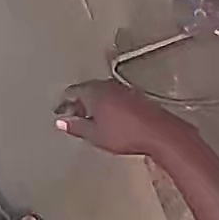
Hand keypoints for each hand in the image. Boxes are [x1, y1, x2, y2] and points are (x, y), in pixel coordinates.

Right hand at [53, 80, 194, 157]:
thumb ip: (76, 126)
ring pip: (100, 93)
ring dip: (92, 104)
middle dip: (77, 103)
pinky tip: (108, 118)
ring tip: (89, 119)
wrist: (158, 132)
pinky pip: (113, 97)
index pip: (71, 92)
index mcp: (93, 91)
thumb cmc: (125, 133)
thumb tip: (61, 122)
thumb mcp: (94, 134)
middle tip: (71, 116)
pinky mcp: (134, 96)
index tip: (60, 113)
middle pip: (85, 90)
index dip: (64, 103)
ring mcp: (121, 89)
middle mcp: (107, 85)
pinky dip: (106, 105)